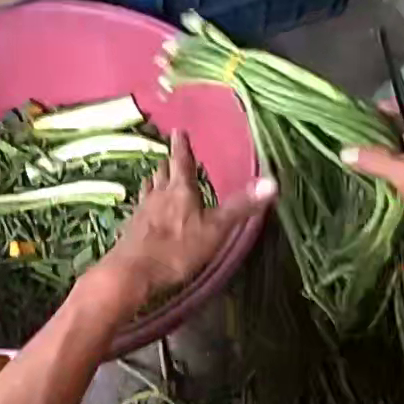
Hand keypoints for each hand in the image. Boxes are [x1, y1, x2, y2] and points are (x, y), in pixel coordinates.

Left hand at [89, 129, 276, 309]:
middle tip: (170, 156)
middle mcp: (158, 195)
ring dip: (154, 181)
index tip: (179, 131)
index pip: (182, 162)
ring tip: (155, 177)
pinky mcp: (131, 229)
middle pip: (163, 173)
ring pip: (149, 189)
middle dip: (168, 164)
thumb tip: (272, 182)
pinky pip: (139, 209)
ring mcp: (142, 212)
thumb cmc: (177, 250)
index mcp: (180, 190)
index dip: (182, 146)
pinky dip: (144, 204)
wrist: (132, 273)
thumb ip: (241, 207)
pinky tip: (143, 211)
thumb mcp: (215, 229)